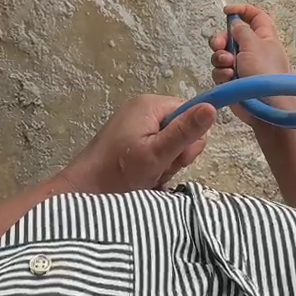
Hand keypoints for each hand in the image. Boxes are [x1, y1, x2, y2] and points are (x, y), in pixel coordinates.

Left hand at [59, 94, 216, 193]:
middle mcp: (143, 110)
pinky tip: (141, 178)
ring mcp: (135, 126)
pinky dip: (153, 168)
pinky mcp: (130, 141)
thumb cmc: (119, 172)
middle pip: (181, 129)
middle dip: (175, 154)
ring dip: (164, 164)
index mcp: (150, 104)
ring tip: (147, 175)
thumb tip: (212, 107)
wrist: (82, 191)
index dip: (189, 137)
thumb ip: (185, 132)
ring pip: (170, 145)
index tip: (176, 155)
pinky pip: (155, 152)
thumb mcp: (157, 154)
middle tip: (157, 168)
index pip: (190, 112)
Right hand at [208, 5, 295, 129]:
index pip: (255, 17)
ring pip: (221, 54)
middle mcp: (253, 50)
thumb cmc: (264, 72)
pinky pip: (220, 71)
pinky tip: (228, 78)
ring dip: (221, 58)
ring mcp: (242, 66)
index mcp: (264, 38)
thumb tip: (236, 24)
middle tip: (218, 45)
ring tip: (228, 65)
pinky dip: (222, 73)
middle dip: (221, 39)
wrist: (265, 107)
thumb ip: (241, 30)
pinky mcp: (232, 81)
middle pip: (231, 36)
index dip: (242, 11)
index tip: (227, 11)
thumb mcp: (254, 45)